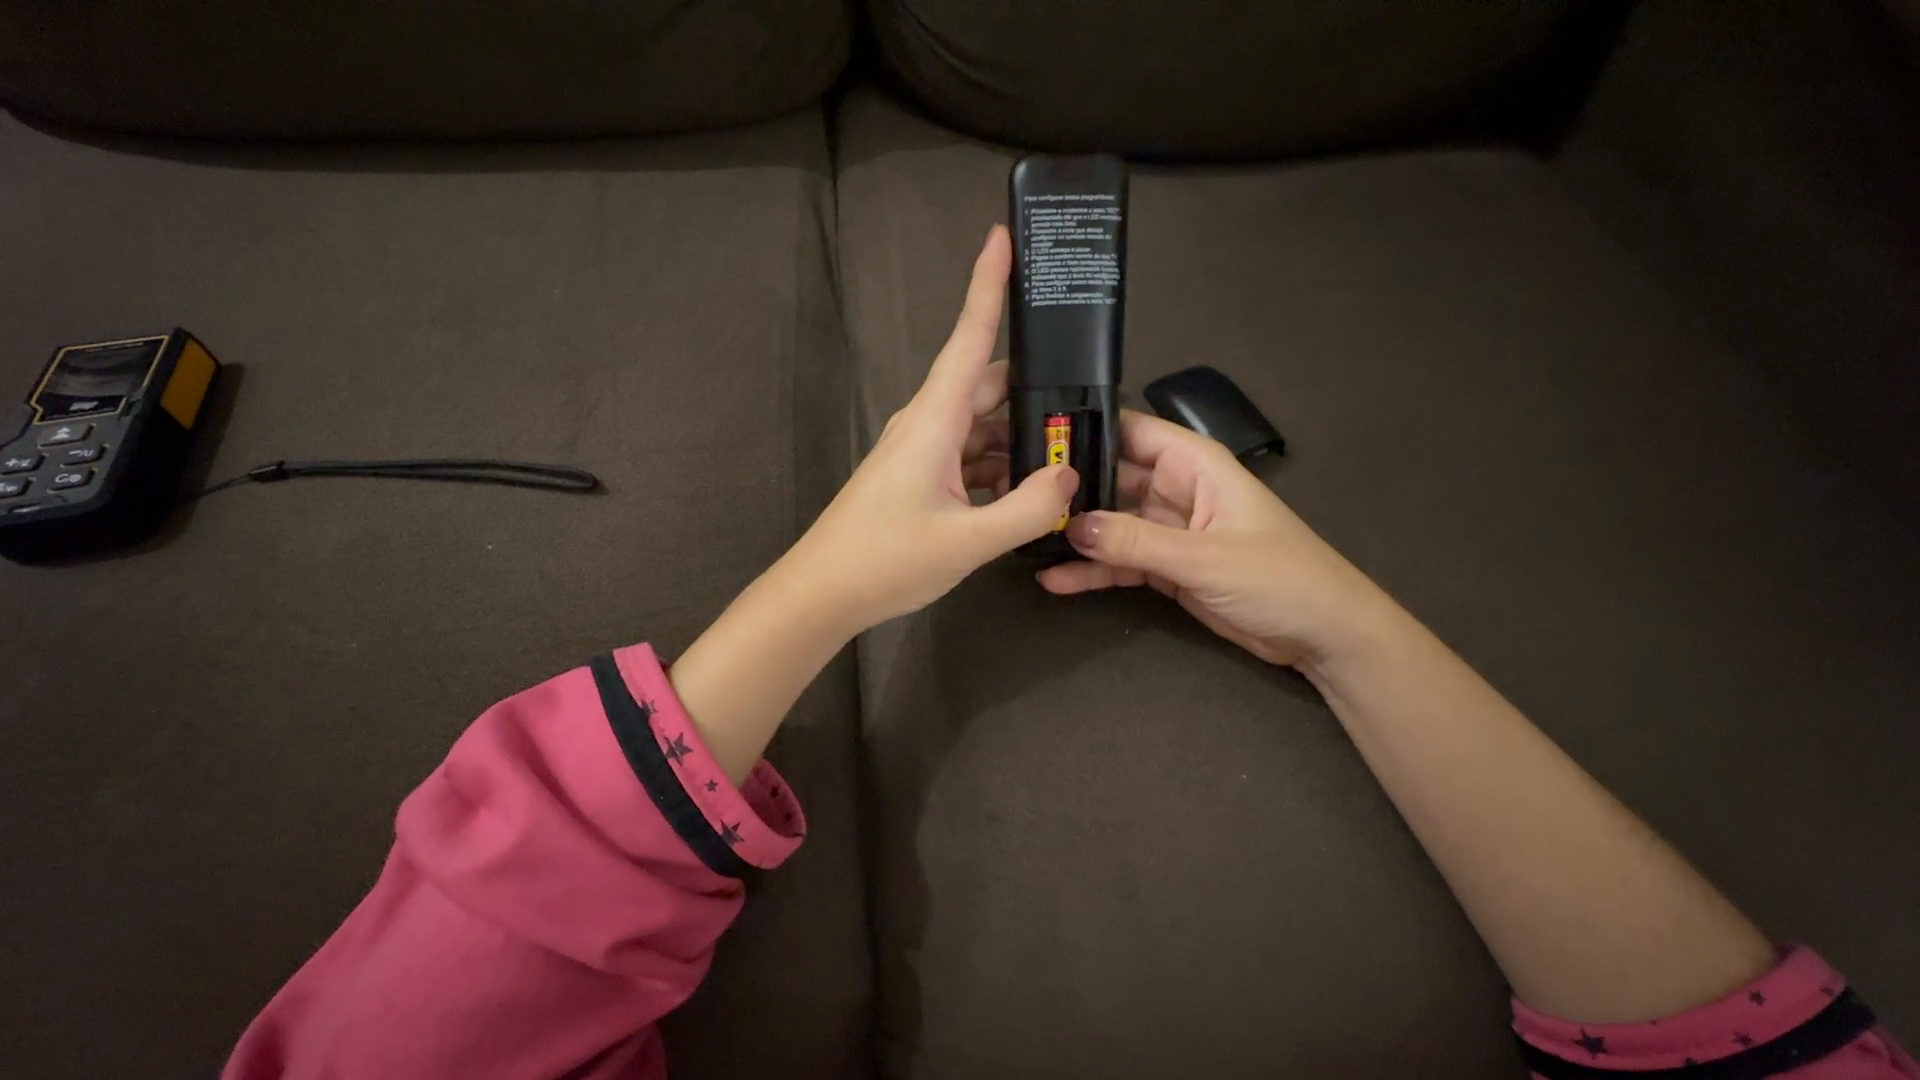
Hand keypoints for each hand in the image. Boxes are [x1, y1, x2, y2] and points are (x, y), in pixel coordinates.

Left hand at [778, 226, 1077, 634]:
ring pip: (982, 426)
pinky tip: (1030, 491)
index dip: (987, 285)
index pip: (967, 338)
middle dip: (1035, 387)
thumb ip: (1028, 509)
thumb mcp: (968, 541)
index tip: (1002, 236)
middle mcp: (927, 424)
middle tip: (1087, 394)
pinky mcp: (920, 478)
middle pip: (988, 386)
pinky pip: (970, 457)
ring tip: (1069, 454)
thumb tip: (1069, 476)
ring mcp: (922, 452)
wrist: (822, 593)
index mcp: (934, 420)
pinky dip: (1001, 466)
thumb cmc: (886, 561)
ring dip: (1020, 437)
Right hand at [1037, 409, 1387, 666]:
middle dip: (1069, 488)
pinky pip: (1120, 561)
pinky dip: (1092, 571)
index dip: (1084, 429)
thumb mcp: (1203, 557)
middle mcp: (1175, 489)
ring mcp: (1168, 530)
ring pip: (1109, 523)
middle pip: (1111, 478)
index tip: (1032, 438)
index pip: (1130, 431)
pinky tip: (1054, 579)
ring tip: (1025, 539)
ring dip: (1075, 534)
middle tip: (1013, 495)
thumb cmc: (1279, 577)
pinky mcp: (1165, 567)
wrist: (1320, 634)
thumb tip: (1071, 526)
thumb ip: (1135, 542)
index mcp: (1193, 464)